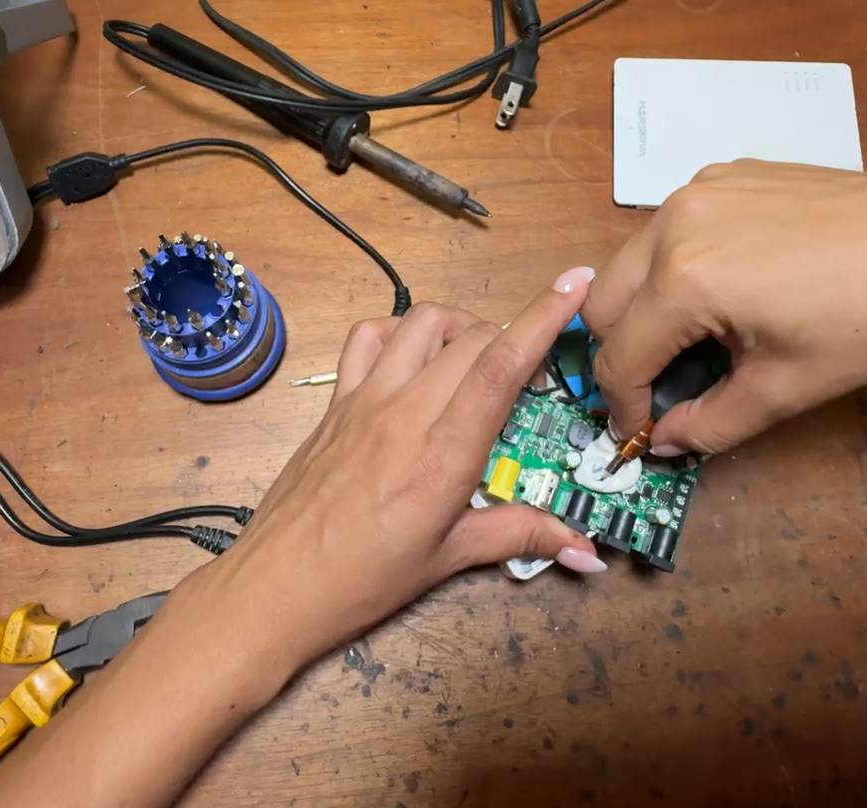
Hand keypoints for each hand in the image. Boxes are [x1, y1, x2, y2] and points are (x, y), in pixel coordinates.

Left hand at [185, 269, 605, 670]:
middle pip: (470, 338)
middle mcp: (406, 411)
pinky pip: (366, 338)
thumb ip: (521, 536)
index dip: (543, 317)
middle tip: (524, 371)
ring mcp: (364, 398)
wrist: (276, 586)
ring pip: (420, 322)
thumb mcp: (449, 560)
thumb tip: (590, 552)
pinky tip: (409, 360)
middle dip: (510, 335)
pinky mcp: (335, 399)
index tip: (574, 280)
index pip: (502, 366)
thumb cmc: (367, 580)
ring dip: (458, 325)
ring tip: (470, 358)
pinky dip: (397, 332)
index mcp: (444, 453)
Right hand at [584, 161, 866, 455]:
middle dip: (622, 352)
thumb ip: (709, 424)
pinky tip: (732, 284)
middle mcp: (673, 220)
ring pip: (632, 261)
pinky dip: (679, 265)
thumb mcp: (788, 389)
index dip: (622, 406)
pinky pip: (673, 227)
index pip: (618, 355)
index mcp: (684, 278)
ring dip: (646, 307)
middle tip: (665, 384)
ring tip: (701, 335)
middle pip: (601, 302)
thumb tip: (665, 438)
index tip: (639, 433)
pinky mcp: (728, 171)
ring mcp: (700, 186)